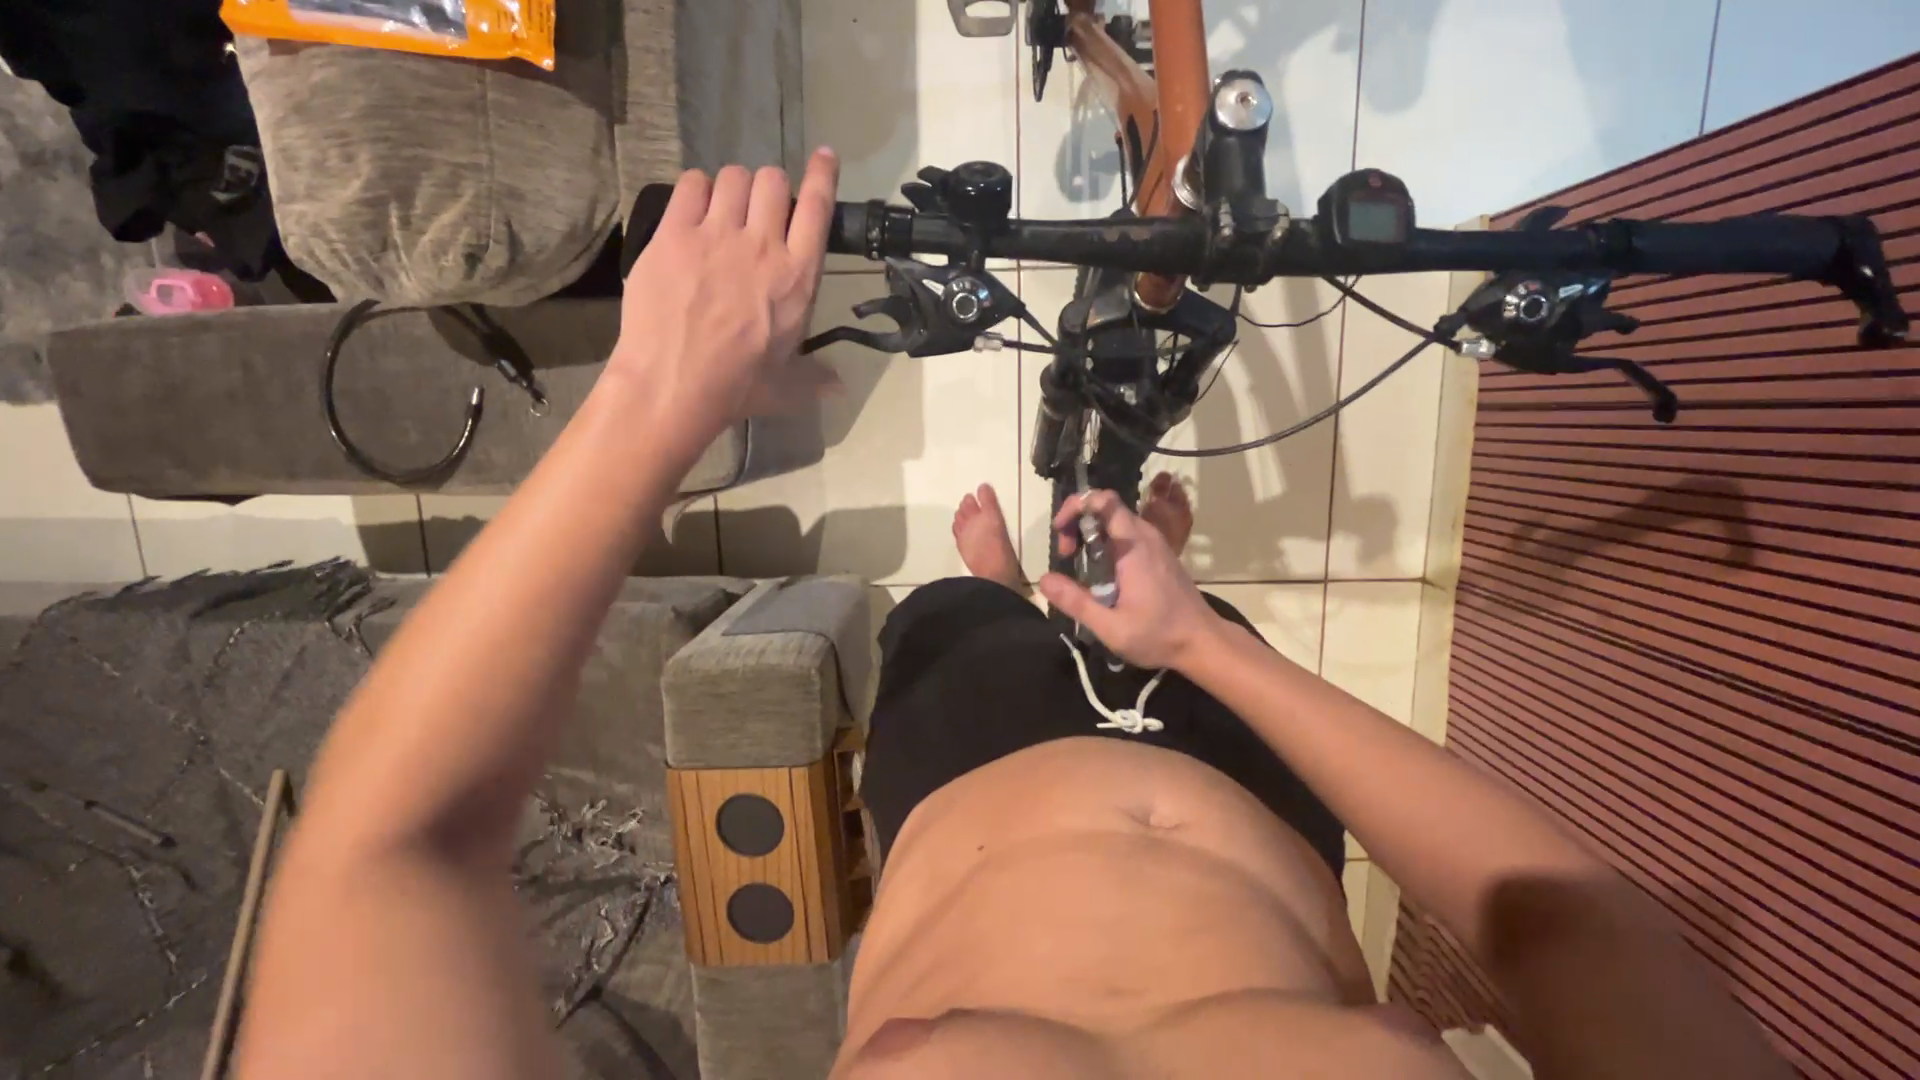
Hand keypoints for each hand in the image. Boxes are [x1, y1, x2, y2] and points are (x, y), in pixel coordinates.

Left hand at [608, 149, 842, 454]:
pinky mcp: (674, 235)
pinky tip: (694, 210)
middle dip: (770, 188)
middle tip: (759, 210)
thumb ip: (817, 378)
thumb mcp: (788, 384)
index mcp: (797, 278)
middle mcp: (762, 246)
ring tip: (726, 210)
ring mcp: (716, 236)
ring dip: (734, 188)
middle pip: (773, 181)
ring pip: (733, 177)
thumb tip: (840, 388)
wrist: (675, 384)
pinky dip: (697, 189)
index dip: (822, 175)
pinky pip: (690, 185)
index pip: (817, 208)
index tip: (824, 156)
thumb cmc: (738, 387)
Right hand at [1038, 490, 1223, 670]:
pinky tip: (1102, 576)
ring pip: (1116, 523)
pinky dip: (1106, 545)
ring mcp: (1155, 544)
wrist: (1204, 643)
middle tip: (1066, 555)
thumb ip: (1076, 601)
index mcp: (1134, 546)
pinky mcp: (1158, 555)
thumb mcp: (1111, 626)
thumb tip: (1043, 580)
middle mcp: (1145, 536)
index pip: (1104, 501)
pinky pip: (1127, 537)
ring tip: (1080, 567)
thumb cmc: (1159, 635)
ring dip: (1091, 536)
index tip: (1060, 532)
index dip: (1076, 506)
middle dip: (1078, 524)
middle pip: (1106, 509)